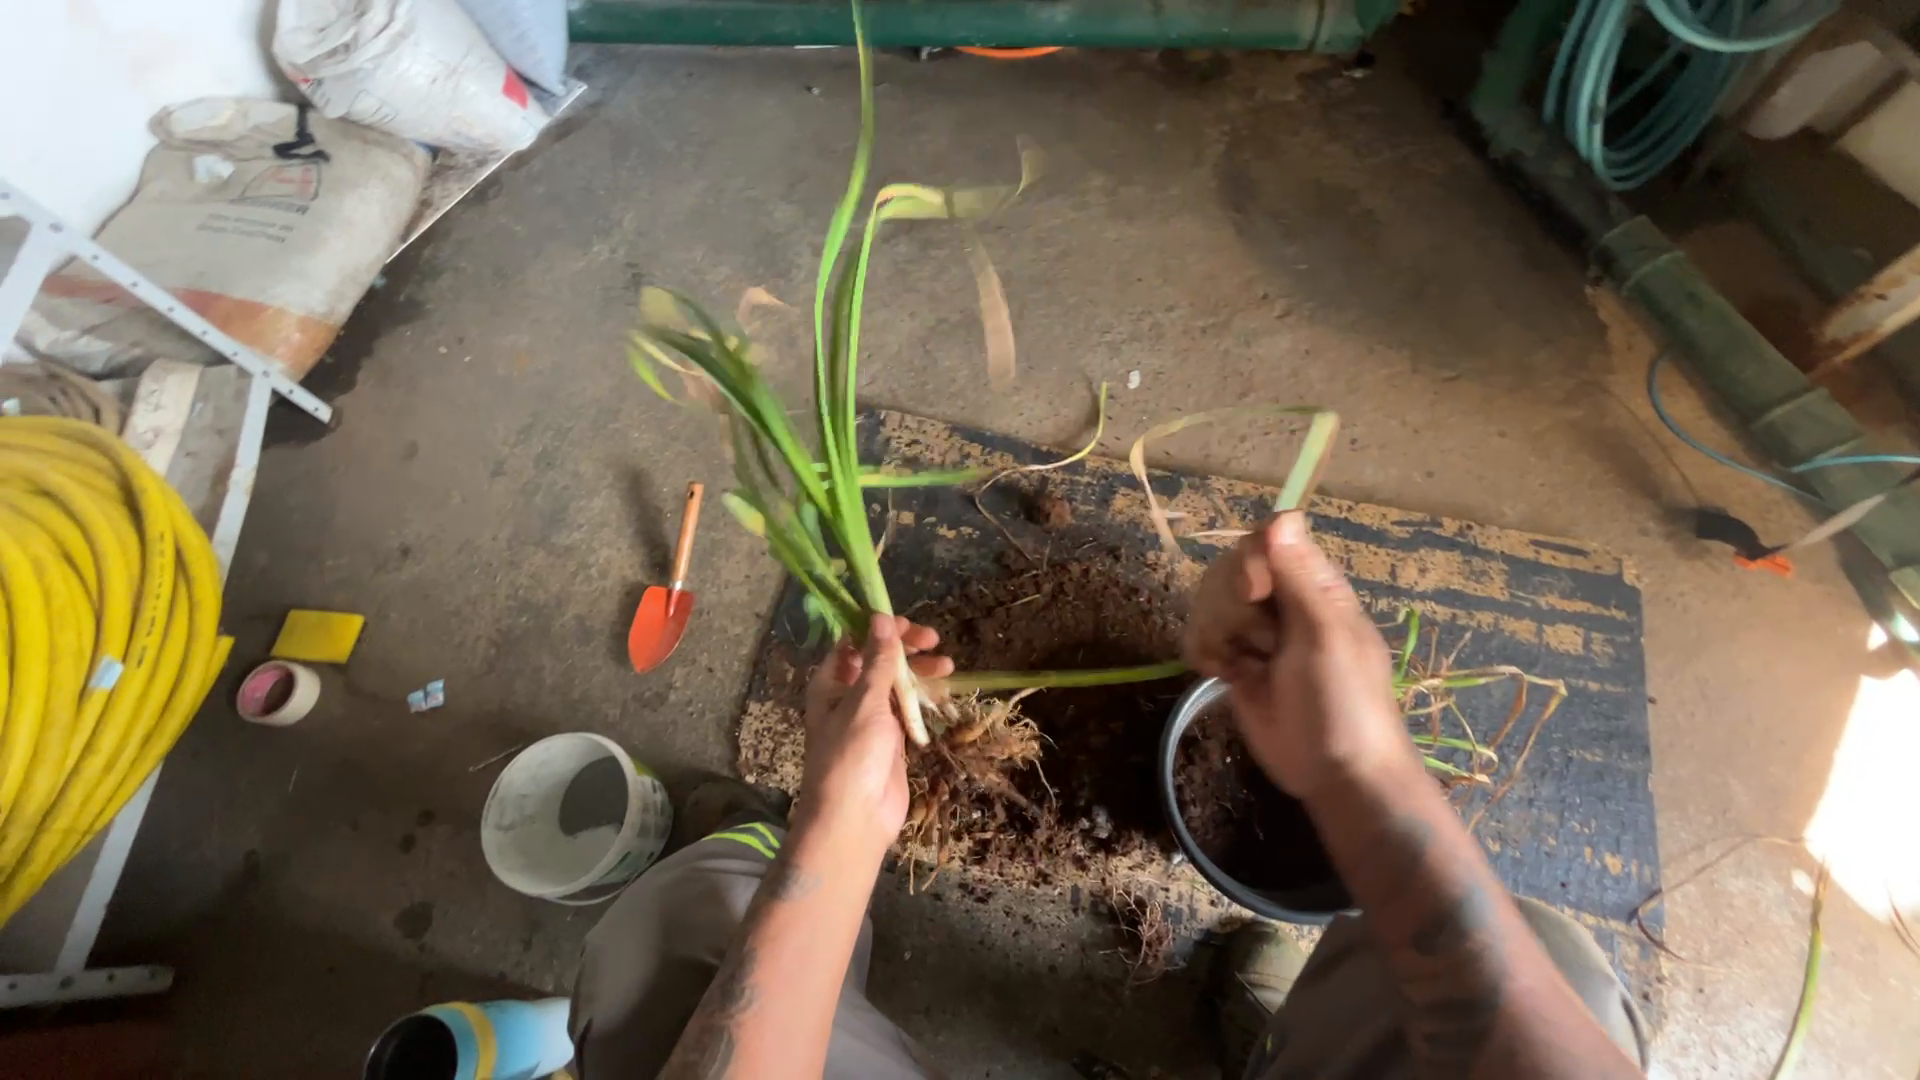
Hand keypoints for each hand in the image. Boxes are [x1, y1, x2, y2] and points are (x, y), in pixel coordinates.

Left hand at [800, 615, 953, 851]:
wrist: (855, 818)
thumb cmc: (851, 755)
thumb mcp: (864, 702)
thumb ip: (877, 660)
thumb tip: (880, 617)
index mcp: (831, 683)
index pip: (854, 642)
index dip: (879, 629)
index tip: (908, 624)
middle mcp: (848, 696)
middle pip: (878, 660)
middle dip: (905, 649)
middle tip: (933, 640)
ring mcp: (871, 717)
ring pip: (896, 683)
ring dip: (919, 672)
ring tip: (947, 666)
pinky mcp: (891, 738)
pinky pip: (907, 709)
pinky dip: (923, 699)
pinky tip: (944, 692)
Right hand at [1184, 513, 1413, 800]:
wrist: (1333, 774)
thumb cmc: (1344, 703)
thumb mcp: (1327, 637)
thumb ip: (1300, 577)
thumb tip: (1282, 516)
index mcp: (1313, 585)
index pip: (1264, 540)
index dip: (1248, 561)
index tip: (1253, 593)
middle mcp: (1279, 600)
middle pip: (1225, 570)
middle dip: (1231, 608)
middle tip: (1261, 646)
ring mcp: (1252, 631)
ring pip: (1205, 603)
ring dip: (1217, 636)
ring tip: (1246, 668)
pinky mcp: (1231, 660)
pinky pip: (1196, 635)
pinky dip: (1204, 655)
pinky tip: (1224, 677)